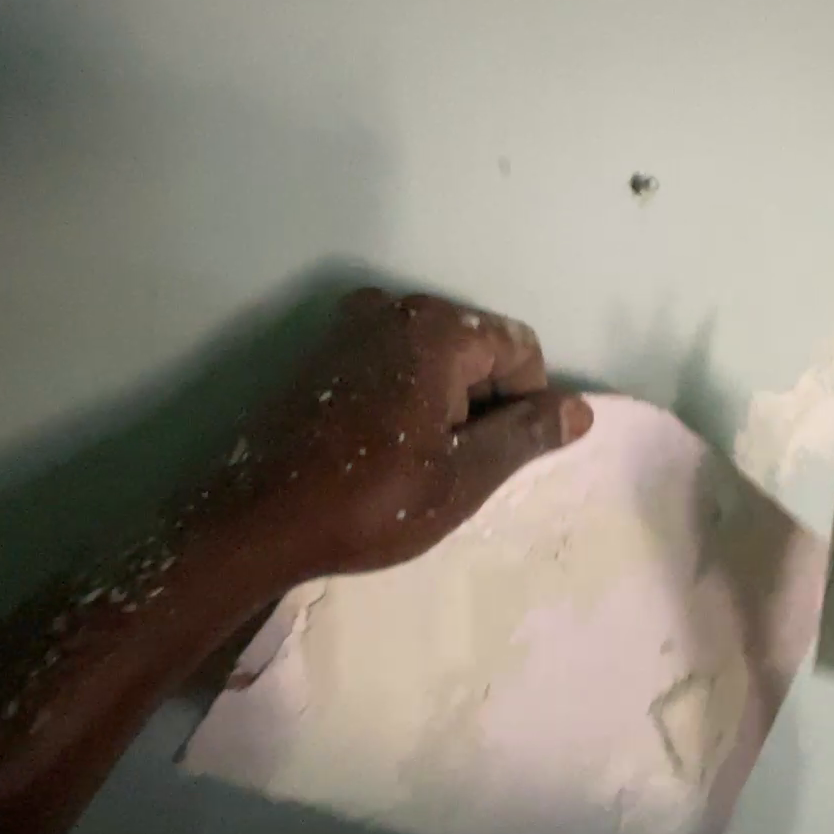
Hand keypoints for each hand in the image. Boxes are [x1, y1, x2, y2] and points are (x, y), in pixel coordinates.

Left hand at [216, 289, 592, 580]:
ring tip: (422, 457)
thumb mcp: (466, 475)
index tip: (494, 452)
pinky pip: (399, 360)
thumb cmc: (370, 502)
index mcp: (435, 329)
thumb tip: (581, 410)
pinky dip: (414, 395)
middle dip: (487, 400)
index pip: (521, 348)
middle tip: (459, 460)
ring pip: (440, 356)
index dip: (527, 402)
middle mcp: (394, 308)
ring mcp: (352, 324)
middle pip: (480, 347)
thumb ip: (529, 434)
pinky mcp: (324, 350)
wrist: (251, 525)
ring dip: (451, 401)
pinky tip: (389, 443)